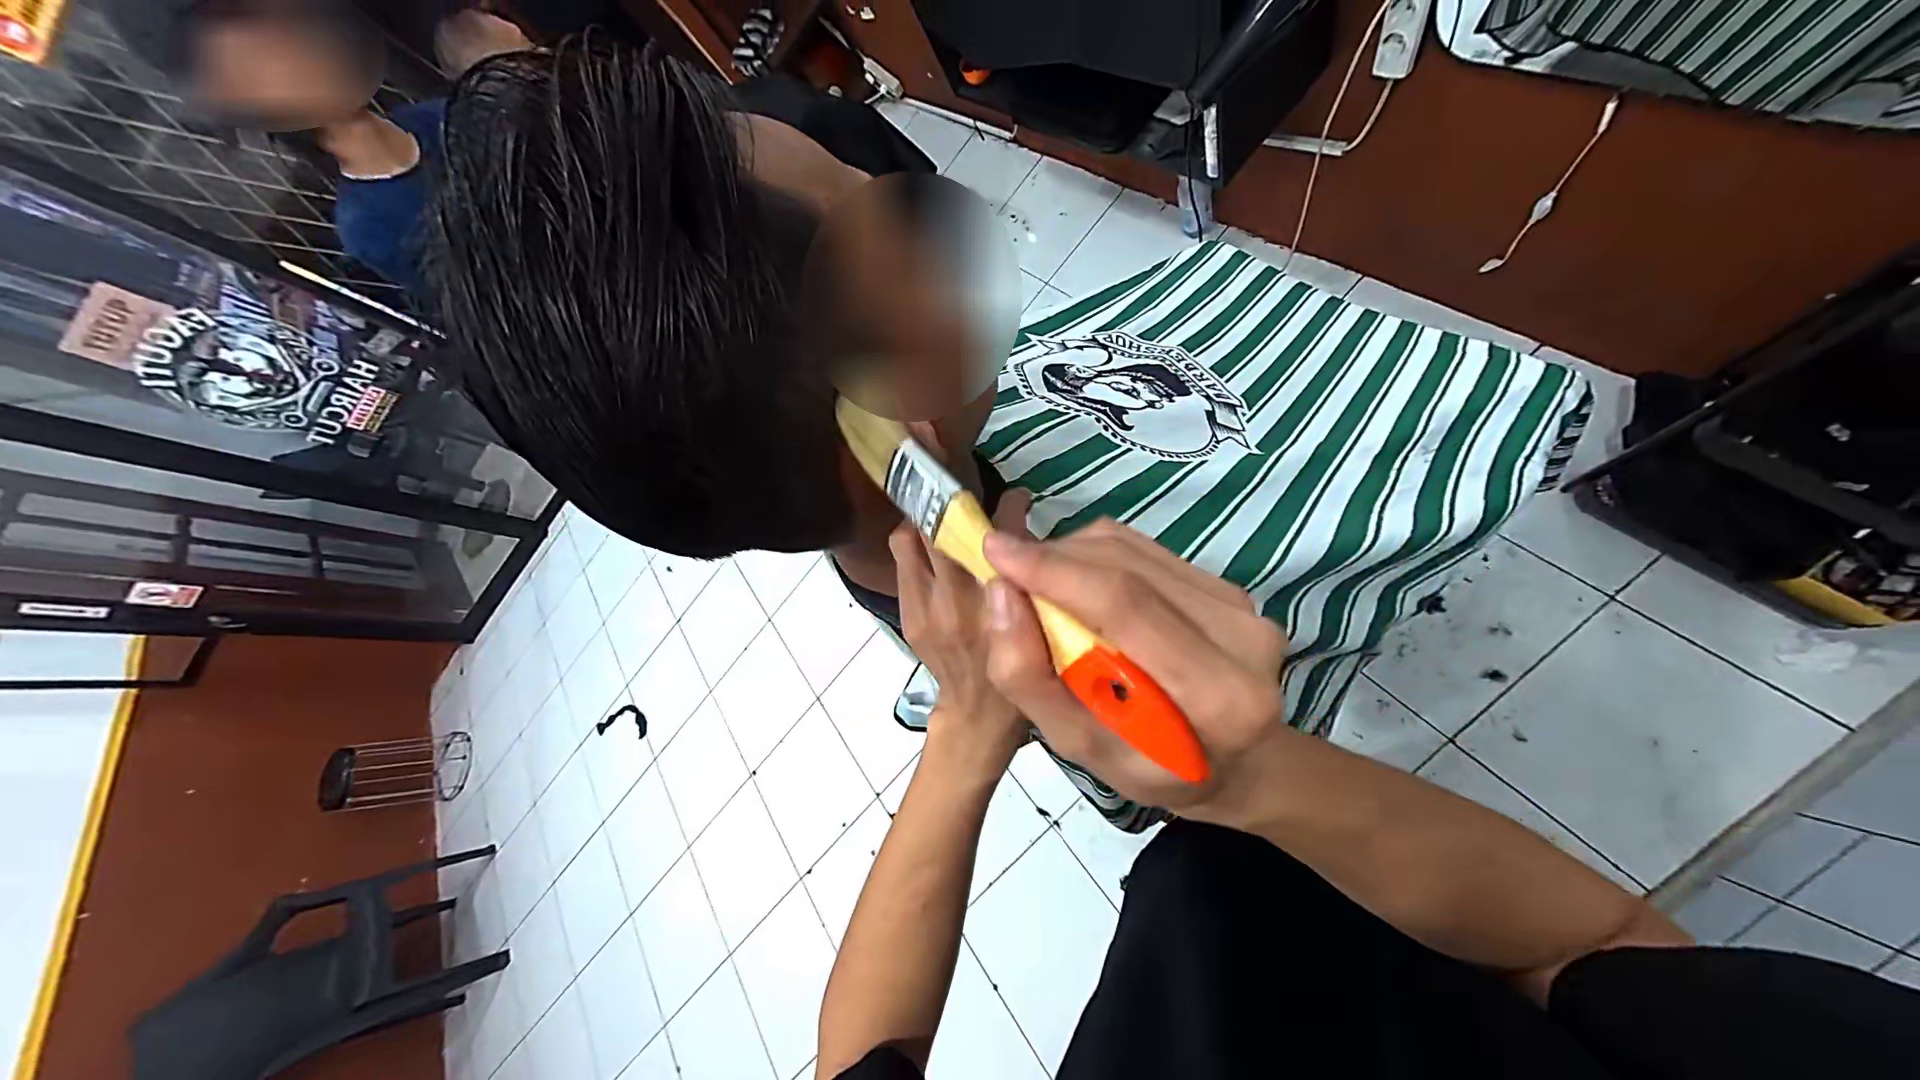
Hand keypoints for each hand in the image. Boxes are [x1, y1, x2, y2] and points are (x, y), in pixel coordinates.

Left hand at [891, 489, 1034, 777]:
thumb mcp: (1040, 627)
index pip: (995, 539)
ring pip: (907, 540)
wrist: (976, 716)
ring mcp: (924, 608)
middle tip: (963, 497)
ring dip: (923, 524)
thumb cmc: (1021, 671)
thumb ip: (1032, 580)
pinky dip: (916, 549)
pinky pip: (903, 564)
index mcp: (997, 605)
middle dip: (948, 503)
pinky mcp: (907, 615)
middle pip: (936, 529)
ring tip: (941, 522)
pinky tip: (933, 555)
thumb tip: (1027, 529)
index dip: (1005, 509)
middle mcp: (955, 602)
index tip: (1015, 499)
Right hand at [980, 519, 1290, 822]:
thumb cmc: (1155, 770)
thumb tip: (1000, 594)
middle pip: (1126, 566)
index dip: (1054, 570)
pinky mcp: (1227, 585)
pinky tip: (1078, 582)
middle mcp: (1242, 636)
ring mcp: (1240, 604)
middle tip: (1006, 568)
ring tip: (1039, 581)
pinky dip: (1096, 557)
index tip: (995, 549)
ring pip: (1133, 549)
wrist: (1235, 762)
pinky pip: (1145, 550)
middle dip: (1053, 558)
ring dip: (1071, 554)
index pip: (1125, 604)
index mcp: (1216, 694)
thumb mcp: (1082, 749)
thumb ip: (1032, 679)